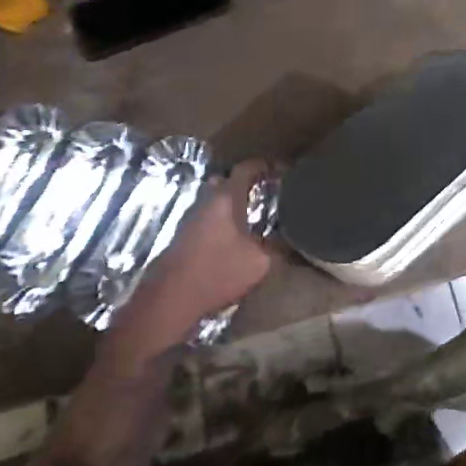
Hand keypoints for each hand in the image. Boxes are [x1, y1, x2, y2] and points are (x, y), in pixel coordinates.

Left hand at [111, 159, 274, 346]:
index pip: (246, 168)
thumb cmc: (218, 273)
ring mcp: (191, 218)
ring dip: (234, 204)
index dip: (265, 165)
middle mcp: (206, 201)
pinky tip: (237, 236)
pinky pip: (209, 217)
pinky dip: (224, 220)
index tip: (282, 170)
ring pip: (216, 201)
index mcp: (226, 199)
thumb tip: (294, 239)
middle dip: (248, 184)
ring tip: (257, 215)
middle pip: (228, 182)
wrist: (171, 300)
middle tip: (270, 192)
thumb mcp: (260, 262)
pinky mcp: (184, 237)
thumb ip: (279, 246)